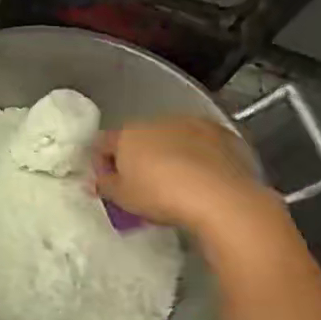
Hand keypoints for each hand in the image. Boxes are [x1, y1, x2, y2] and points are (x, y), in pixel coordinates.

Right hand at [94, 115, 273, 235]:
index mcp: (128, 134)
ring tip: (175, 183)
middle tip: (141, 186)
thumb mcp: (122, 198)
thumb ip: (105, 186)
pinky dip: (198, 156)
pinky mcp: (222, 133)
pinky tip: (201, 178)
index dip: (102, 162)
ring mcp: (193, 124)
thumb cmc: (160, 195)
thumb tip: (98, 181)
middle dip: (137, 158)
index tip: (107, 182)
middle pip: (139, 138)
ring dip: (168, 154)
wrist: (218, 195)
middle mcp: (158, 121)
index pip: (103, 143)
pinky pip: (201, 144)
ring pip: (172, 138)